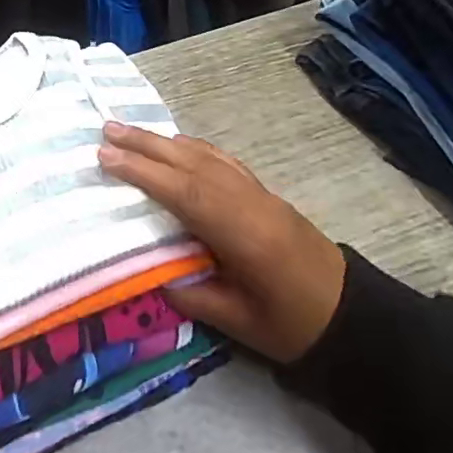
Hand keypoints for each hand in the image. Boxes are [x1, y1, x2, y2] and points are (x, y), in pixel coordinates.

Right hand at [98, 122, 346, 362]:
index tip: (107, 156)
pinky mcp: (264, 193)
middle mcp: (249, 201)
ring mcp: (259, 193)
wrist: (346, 309)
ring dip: (168, 143)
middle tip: (108, 129)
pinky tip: (179, 146)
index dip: (144, 172)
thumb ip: (194, 294)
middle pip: (193, 164)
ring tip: (131, 133)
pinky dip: (196, 149)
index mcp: (243, 233)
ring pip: (208, 157)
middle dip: (148, 146)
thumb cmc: (292, 323)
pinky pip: (224, 161)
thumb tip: (154, 269)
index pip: (185, 193)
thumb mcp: (239, 322)